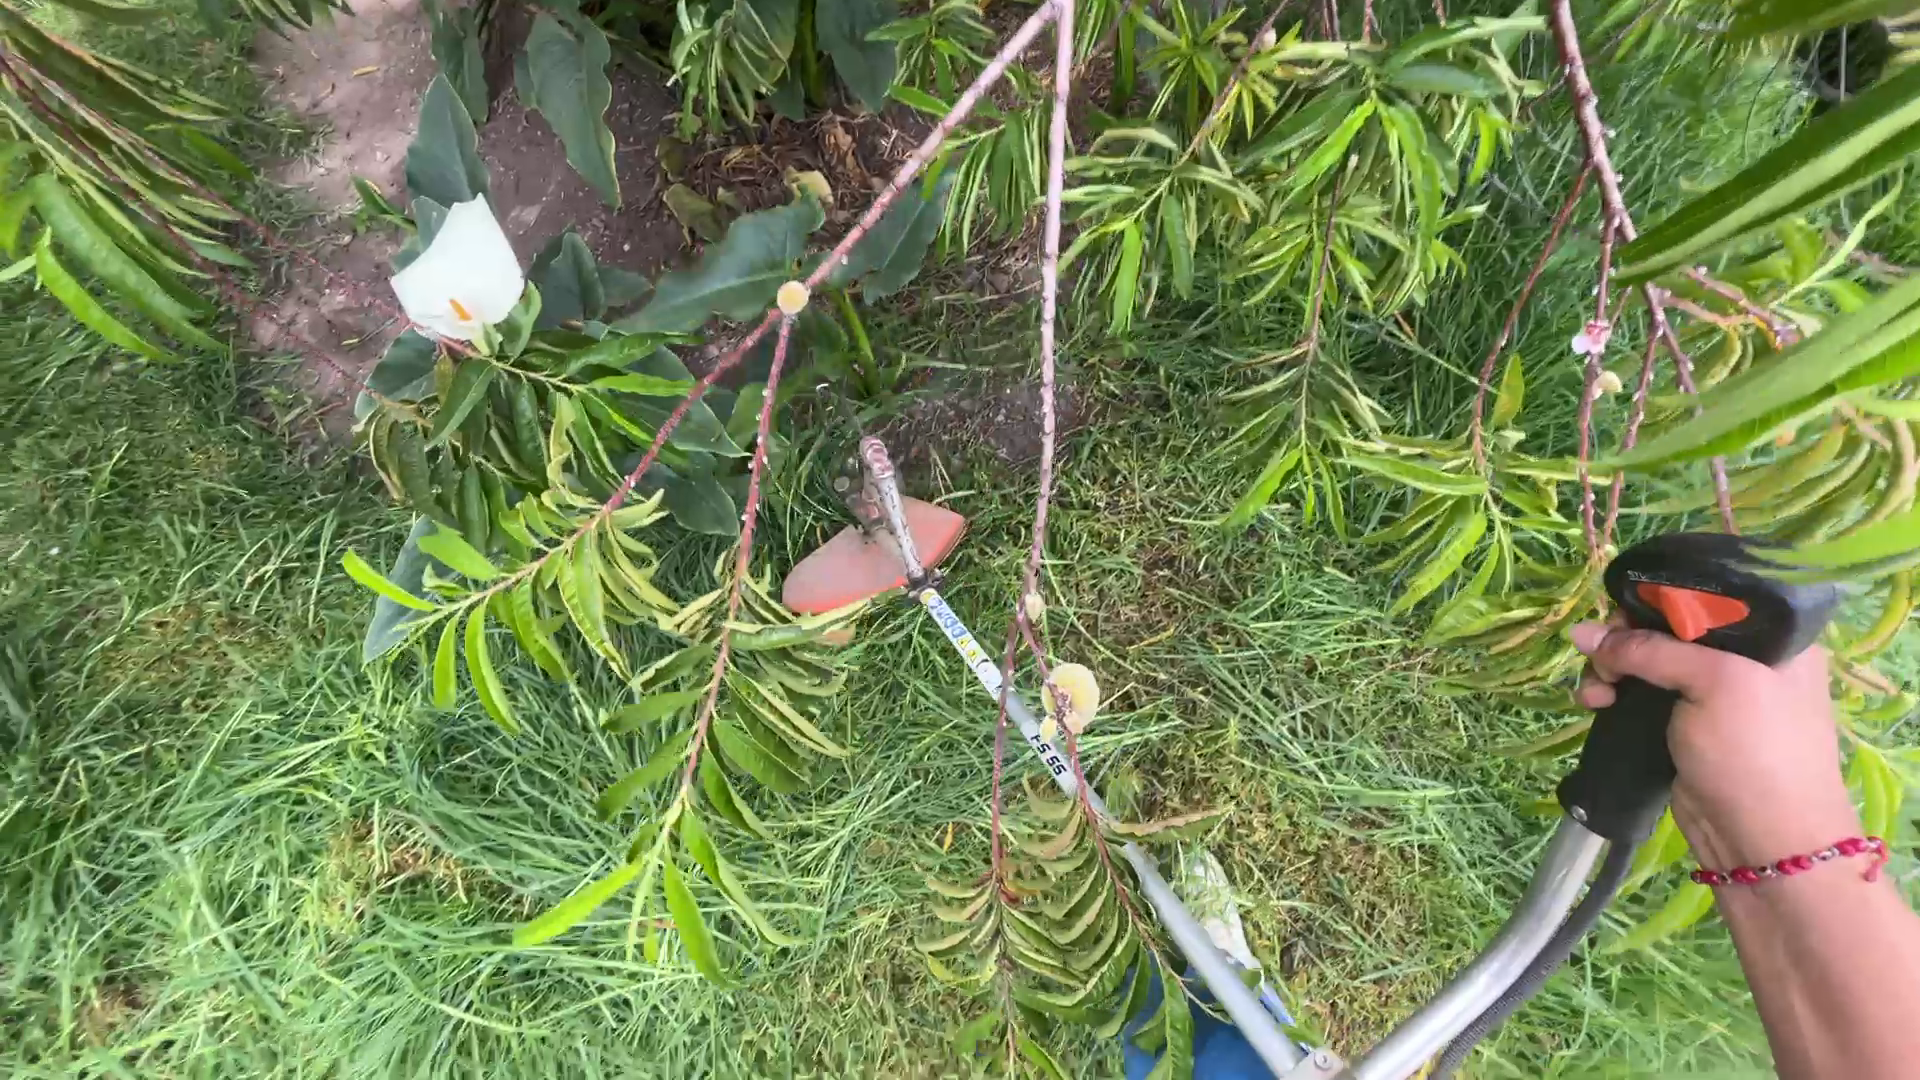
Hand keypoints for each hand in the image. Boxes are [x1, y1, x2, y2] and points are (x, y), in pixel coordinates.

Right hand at [1570, 620, 1859, 869]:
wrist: (1758, 834)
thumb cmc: (1753, 750)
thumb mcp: (1712, 683)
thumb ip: (1647, 649)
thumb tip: (1580, 633)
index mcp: (1770, 640)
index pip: (1701, 598)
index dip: (1654, 602)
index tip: (1623, 620)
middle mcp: (1738, 660)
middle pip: (1658, 627)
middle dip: (1620, 641)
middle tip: (1607, 665)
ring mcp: (1704, 692)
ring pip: (1636, 658)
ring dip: (1605, 670)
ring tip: (1595, 694)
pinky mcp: (1674, 718)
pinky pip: (1629, 689)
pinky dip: (1605, 691)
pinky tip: (1593, 704)